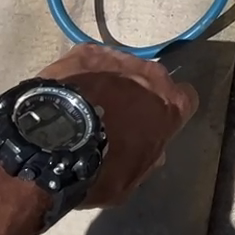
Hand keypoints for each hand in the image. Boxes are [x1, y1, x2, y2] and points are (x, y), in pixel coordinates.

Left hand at [37, 44, 198, 205]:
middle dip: (141, 95)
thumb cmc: (96, 169)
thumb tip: (154, 154)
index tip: (156, 124)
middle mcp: (153, 75)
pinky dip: (84, 74)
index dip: (170, 112)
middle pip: (155, 81)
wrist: (48, 145)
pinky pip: (92, 61)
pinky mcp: (87, 52)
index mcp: (170, 106)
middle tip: (118, 118)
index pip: (186, 100)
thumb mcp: (127, 182)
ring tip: (86, 106)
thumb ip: (146, 161)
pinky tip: (67, 92)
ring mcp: (120, 58)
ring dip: (112, 83)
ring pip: (123, 68)